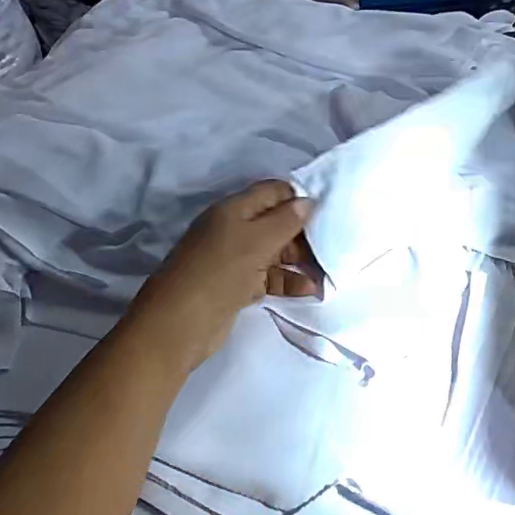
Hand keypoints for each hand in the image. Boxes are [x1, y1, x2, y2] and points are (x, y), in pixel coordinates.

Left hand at [127, 180, 319, 370]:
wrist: (181, 322)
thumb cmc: (220, 271)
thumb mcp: (256, 240)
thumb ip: (285, 220)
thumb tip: (308, 201)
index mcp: (233, 210)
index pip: (272, 192)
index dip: (298, 197)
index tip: (328, 211)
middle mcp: (233, 230)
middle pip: (275, 222)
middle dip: (303, 232)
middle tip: (333, 246)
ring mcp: (234, 259)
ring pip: (274, 252)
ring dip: (299, 260)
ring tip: (328, 272)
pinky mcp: (237, 286)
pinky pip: (268, 277)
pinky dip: (288, 281)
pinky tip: (310, 290)